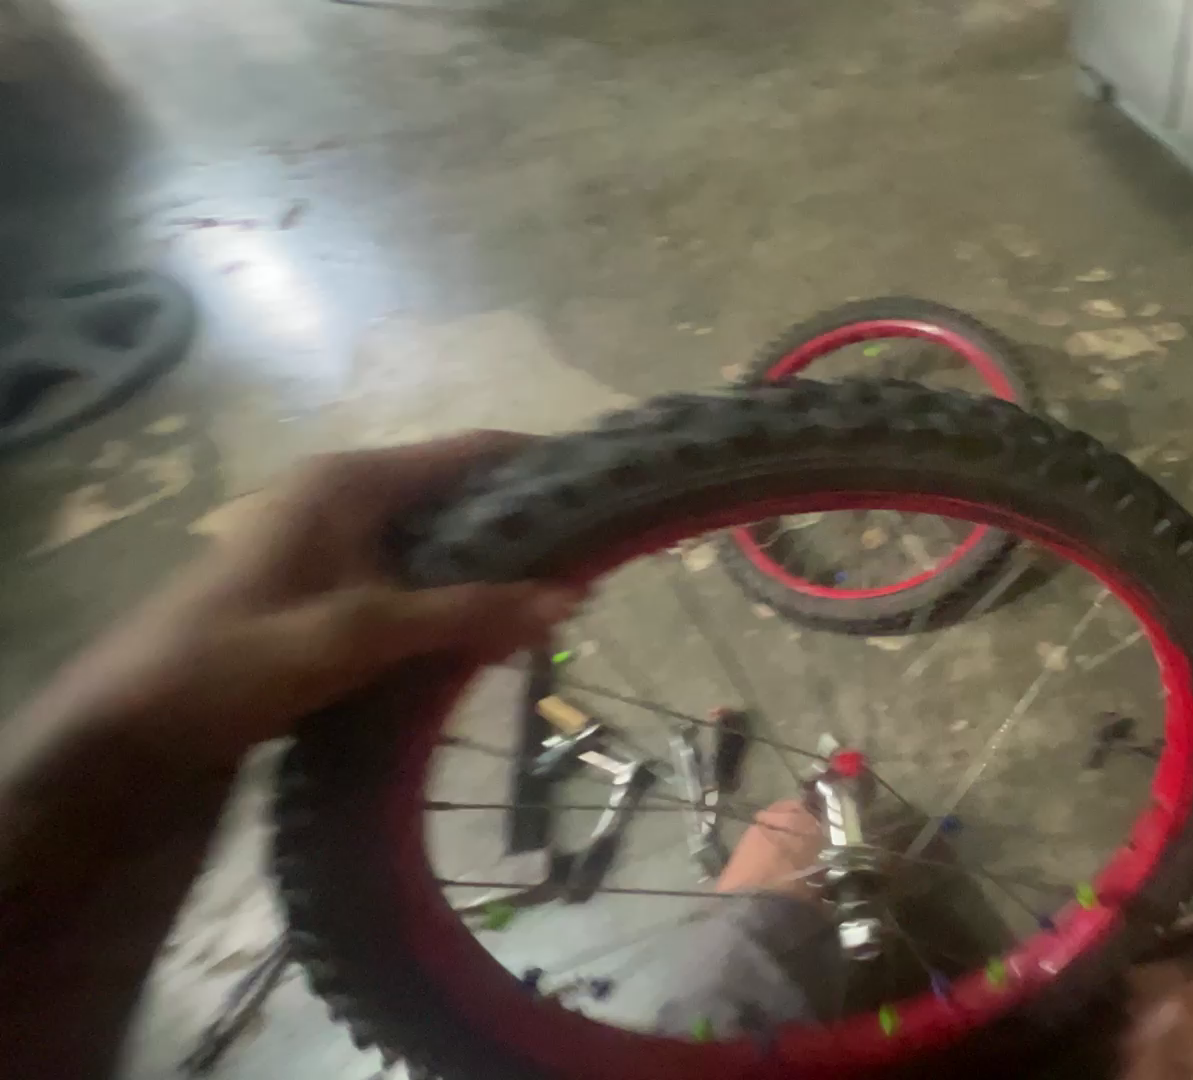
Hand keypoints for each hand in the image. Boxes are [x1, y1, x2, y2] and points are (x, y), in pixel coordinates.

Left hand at [47, 432, 580, 765]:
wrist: (131, 733)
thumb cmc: (234, 660)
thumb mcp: (361, 632)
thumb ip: (471, 611)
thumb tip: (574, 599)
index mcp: (355, 482)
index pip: (474, 451)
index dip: (543, 463)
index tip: (606, 487)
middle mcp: (357, 496)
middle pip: (471, 493)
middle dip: (534, 522)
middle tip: (596, 554)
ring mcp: (349, 538)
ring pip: (456, 535)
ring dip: (508, 563)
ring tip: (567, 591)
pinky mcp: (348, 578)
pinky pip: (433, 570)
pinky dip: (474, 590)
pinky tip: (507, 622)